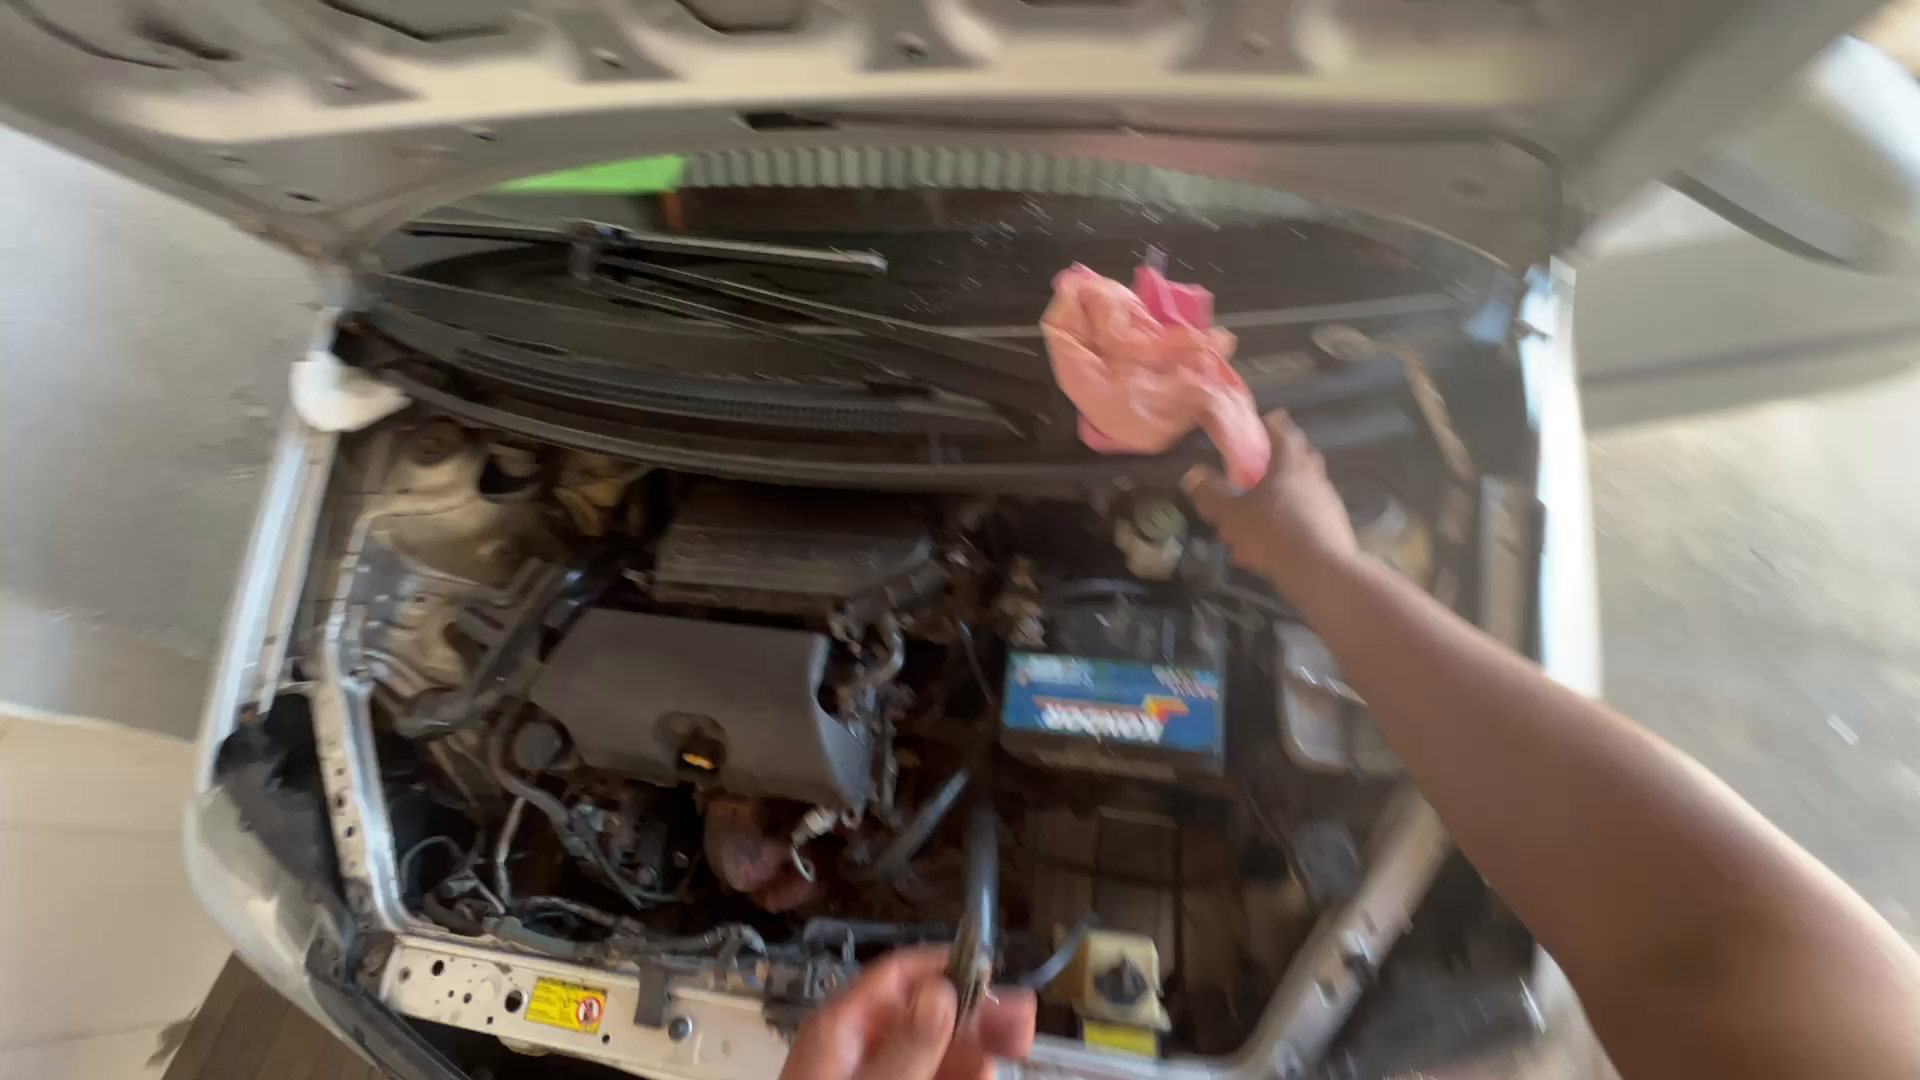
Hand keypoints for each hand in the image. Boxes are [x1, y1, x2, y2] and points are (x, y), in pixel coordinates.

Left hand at [778, 948, 1036, 1079]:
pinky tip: (984, 1077)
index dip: (946, 968)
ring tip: (1009, 1054)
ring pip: (938, 1056)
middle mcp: (863, 1051)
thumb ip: (905, 1048)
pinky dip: (964, 1078)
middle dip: (976, 1017)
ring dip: (976, 1055)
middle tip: (1024, 1022)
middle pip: (928, 1018)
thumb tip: (942, 990)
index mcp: (843, 1030)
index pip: (898, 977)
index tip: (992, 973)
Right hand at [1181, 409, 1360, 602]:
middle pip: (1298, 459)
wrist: (1322, 571)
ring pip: (1301, 491)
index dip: (1272, 425)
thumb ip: (1211, 494)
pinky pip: (1304, 517)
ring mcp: (1326, 503)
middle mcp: (1312, 478)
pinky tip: (1268, 545)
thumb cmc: (1273, 532)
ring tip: (1256, 515)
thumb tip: (1191, 475)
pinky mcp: (1332, 528)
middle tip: (1260, 465)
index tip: (1266, 420)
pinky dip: (1286, 522)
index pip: (1283, 433)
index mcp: (1288, 465)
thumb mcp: (1232, 514)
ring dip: (1280, 496)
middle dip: (1279, 460)